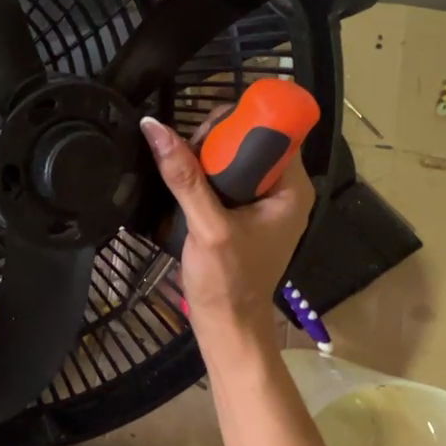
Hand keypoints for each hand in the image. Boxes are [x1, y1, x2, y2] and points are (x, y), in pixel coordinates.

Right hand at [138, 113, 314, 337]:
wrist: (226, 323)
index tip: (201, 135)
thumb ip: (184, 177)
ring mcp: (260, 200)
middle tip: (183, 158)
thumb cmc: (228, 279)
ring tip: (177, 172)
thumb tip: (155, 127)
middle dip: (211, 140)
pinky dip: (198, 173)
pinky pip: (219, 176)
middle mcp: (280, 187)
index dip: (235, 122)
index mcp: (290, 187)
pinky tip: (180, 182)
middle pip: (245, 139)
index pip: (270, 131)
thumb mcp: (207, 226)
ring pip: (228, 156)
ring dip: (199, 156)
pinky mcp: (240, 210)